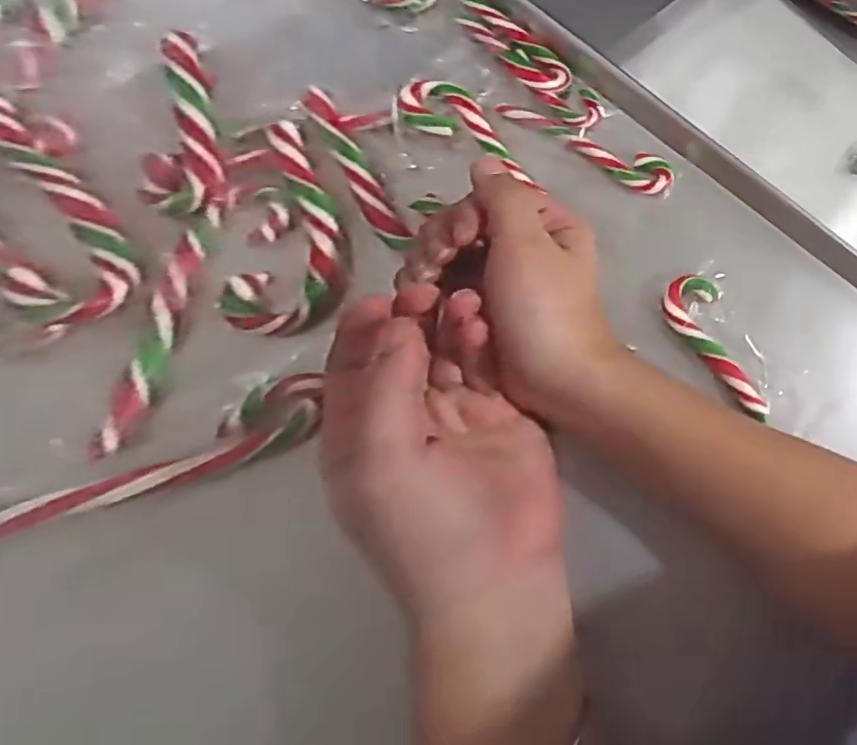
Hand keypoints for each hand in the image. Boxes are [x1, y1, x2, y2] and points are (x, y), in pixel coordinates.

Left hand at [319, 296, 568, 627]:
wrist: (499, 568)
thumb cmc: (424, 524)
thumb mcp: (382, 461)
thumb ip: (385, 389)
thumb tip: (393, 323)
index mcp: (362, 434)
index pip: (352, 370)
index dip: (362, 332)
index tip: (383, 297)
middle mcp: (408, 418)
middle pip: (405, 354)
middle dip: (412, 320)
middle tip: (430, 289)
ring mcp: (460, 414)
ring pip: (451, 356)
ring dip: (452, 326)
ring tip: (465, 301)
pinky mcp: (505, 413)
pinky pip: (490, 370)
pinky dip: (487, 344)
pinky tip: (488, 324)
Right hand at [394, 159, 625, 415]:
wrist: (559, 379)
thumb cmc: (546, 309)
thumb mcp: (529, 243)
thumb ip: (504, 198)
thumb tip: (485, 162)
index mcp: (548, 224)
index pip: (487, 198)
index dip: (465, 215)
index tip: (461, 241)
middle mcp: (528, 245)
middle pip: (461, 226)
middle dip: (439, 244)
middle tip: (432, 272)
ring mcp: (503, 278)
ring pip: (446, 257)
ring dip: (427, 270)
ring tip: (427, 295)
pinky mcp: (484, 308)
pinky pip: (446, 288)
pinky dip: (431, 293)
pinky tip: (426, 307)